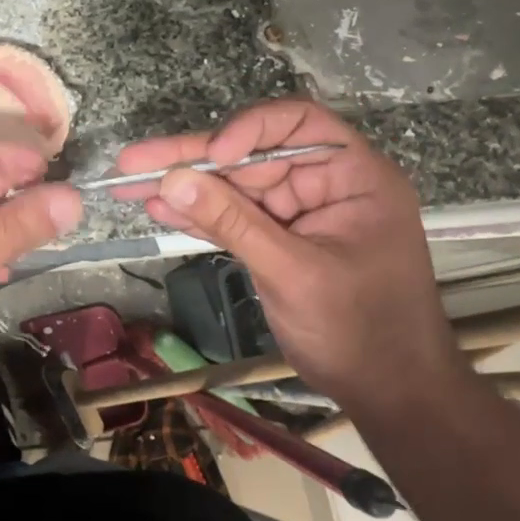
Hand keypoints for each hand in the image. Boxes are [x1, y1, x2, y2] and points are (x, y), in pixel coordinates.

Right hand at [112, 98, 461, 406]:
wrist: (391, 397)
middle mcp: (324, 183)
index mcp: (354, 176)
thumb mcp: (294, 273)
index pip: (299, 123)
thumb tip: (171, 179)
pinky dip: (197, 213)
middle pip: (250, 154)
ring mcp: (298, 211)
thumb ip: (232, 222)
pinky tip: (157, 208)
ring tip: (128, 184)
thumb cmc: (361, 331)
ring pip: (232, 184)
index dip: (251, 129)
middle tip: (133, 161)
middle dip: (192, 159)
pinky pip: (231, 214)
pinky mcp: (276, 237)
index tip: (214, 155)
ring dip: (182, 185)